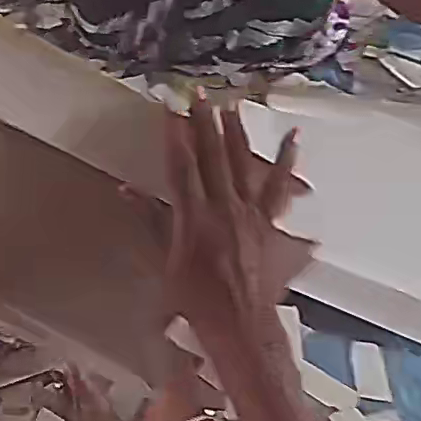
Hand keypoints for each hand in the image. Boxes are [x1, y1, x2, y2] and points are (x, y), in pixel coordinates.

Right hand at [158, 99, 303, 358]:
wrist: (239, 325)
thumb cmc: (198, 301)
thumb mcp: (165, 262)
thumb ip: (150, 222)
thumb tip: (128, 192)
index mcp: (194, 218)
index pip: (181, 166)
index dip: (174, 136)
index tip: (170, 110)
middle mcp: (224, 210)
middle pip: (212, 157)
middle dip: (204, 123)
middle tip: (199, 95)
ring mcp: (251, 214)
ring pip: (242, 164)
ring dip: (235, 133)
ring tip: (232, 106)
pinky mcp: (270, 223)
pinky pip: (280, 187)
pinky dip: (287, 162)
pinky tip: (292, 138)